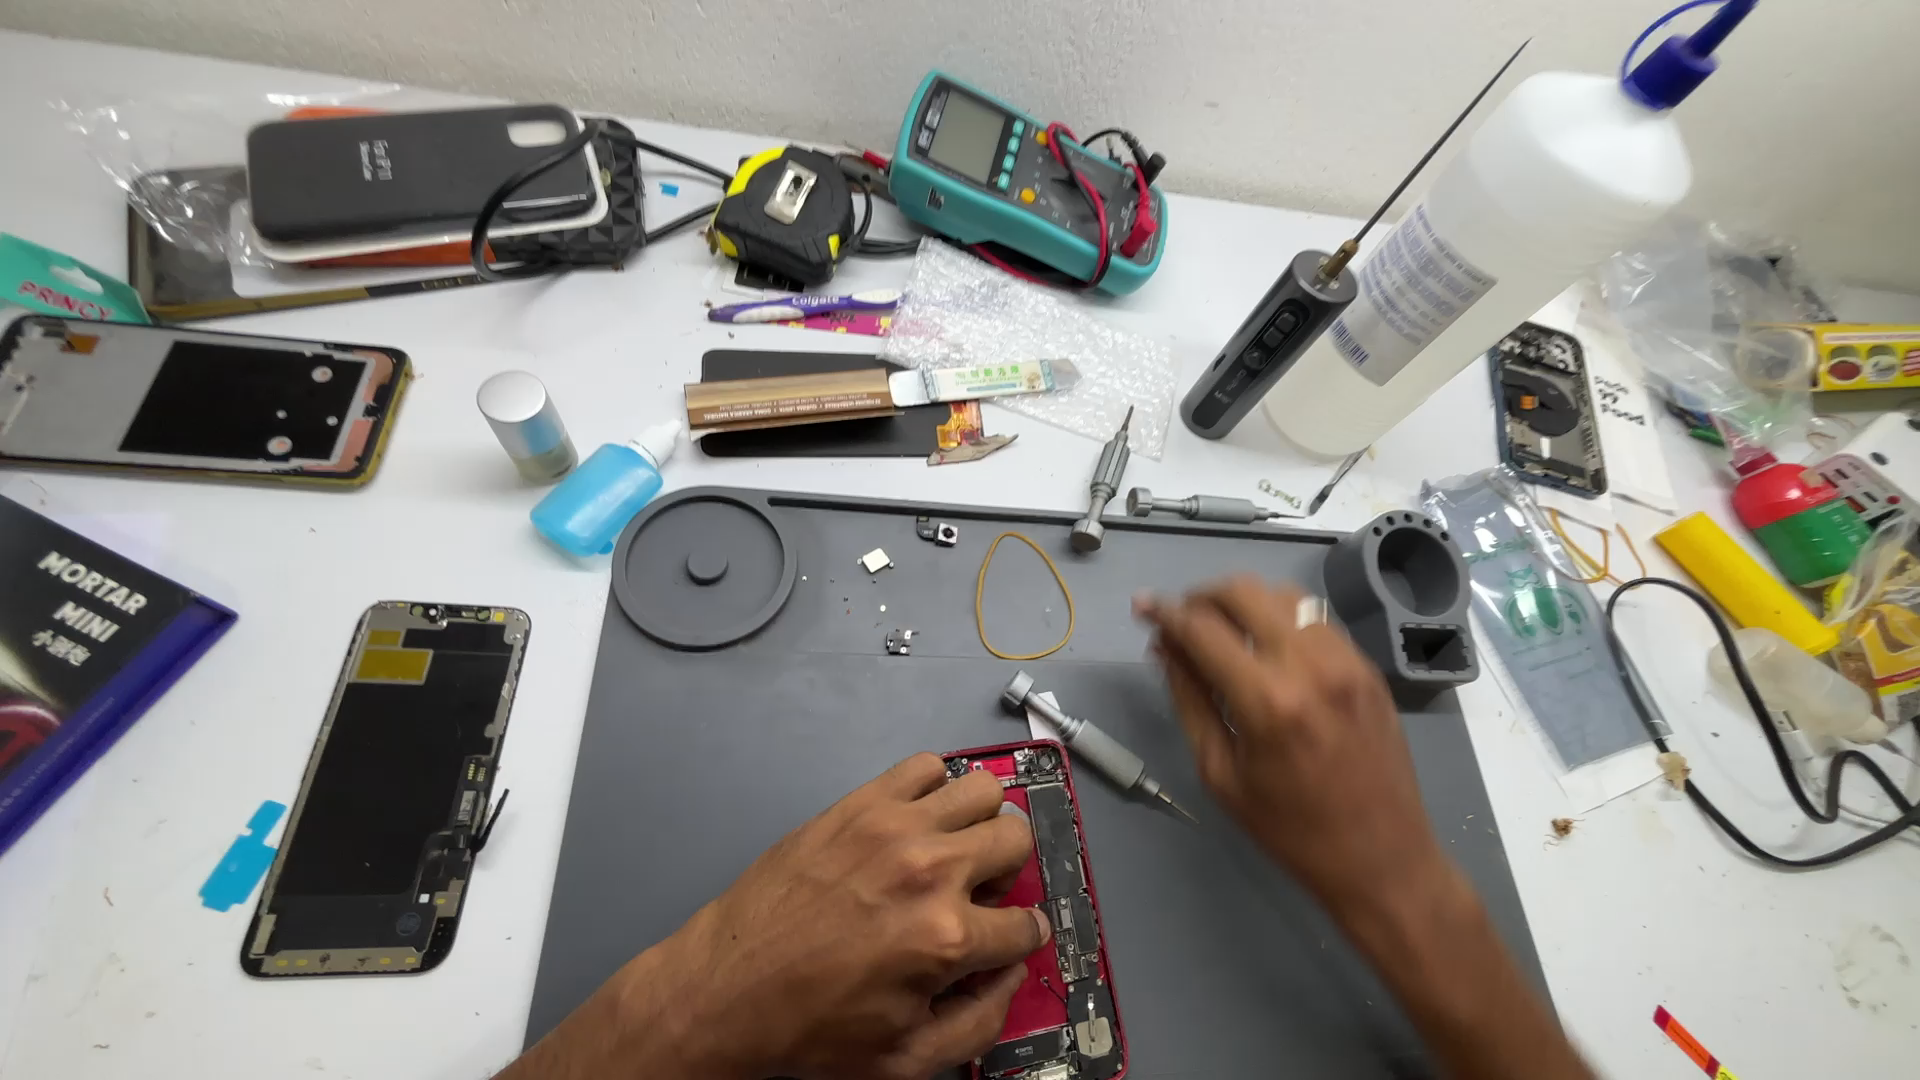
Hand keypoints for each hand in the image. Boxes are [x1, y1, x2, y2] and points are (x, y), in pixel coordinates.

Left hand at [633, 753, 1049, 1079]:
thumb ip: (982, 1020)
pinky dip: (934, 788)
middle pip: (1016, 838)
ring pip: (983, 790)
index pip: (1025, 924)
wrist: (730, 986)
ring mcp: (896, 825)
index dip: (1023, 934)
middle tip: (978, 890)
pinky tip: (916, 820)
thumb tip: (1015, 968)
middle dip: (1009, 871)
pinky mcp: (863, 801)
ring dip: (980, 821)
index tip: (1011, 932)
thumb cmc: (816, 1027)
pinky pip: (926, 765)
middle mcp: (931, 869)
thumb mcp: (907, 1060)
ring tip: (951, 848)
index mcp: (946, 938)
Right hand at [1135, 576, 1446, 914]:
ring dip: (1242, 601)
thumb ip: (1190, 698)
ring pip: (1282, 595)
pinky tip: (1264, 645)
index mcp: (1266, 701)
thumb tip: (1165, 648)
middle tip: (1181, 619)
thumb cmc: (1288, 828)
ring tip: (1221, 628)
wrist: (1383, 860)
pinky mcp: (1367, 666)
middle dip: (1201, 596)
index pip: (1202, 630)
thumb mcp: (1219, 770)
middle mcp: (1310, 666)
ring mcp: (1346, 660)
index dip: (1165, 612)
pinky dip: (1278, 617)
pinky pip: (1314, 617)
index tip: (1143, 605)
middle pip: (1243, 592)